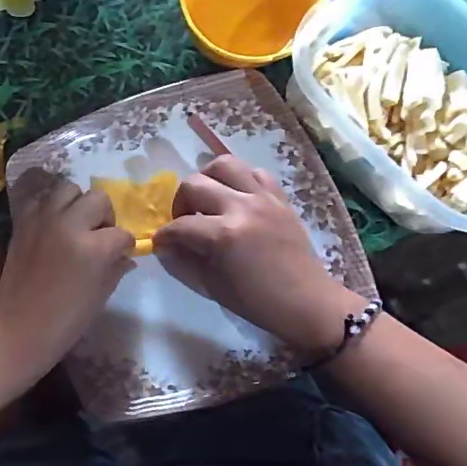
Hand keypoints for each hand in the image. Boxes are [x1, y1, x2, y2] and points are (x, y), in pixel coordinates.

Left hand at [0, 180, 135, 389]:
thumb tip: (125, 254)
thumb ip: (117, 267)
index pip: (121, 233)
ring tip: (75, 225)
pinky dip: (51, 208)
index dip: (125, 245)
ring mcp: (43, 220)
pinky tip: (53, 227)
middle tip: (99, 236)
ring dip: (78, 204)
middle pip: (98, 199)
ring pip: (69, 189)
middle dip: (104, 217)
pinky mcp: (23, 223)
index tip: (122, 253)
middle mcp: (69, 224)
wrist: (22, 329)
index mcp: (94, 247)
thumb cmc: (68, 319)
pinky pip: (41, 199)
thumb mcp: (102, 294)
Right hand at [153, 156, 362, 357]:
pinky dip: (239, 180)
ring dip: (207, 179)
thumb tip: (166, 244)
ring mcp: (263, 197)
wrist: (305, 301)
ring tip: (207, 199)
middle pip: (195, 184)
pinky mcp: (279, 197)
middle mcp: (242, 207)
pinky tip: (235, 198)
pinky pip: (254, 172)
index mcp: (224, 234)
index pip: (180, 225)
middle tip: (184, 222)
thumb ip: (184, 259)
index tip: (160, 243)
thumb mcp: (211, 284)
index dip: (165, 236)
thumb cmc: (256, 301)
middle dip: (180, 203)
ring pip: (224, 164)